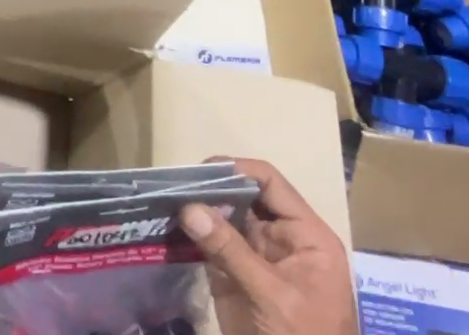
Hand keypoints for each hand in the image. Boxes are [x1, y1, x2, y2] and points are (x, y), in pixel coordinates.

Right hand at [180, 157, 357, 334]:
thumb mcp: (272, 298)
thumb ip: (231, 250)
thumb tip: (188, 206)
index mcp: (306, 236)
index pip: (270, 183)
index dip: (236, 170)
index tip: (198, 172)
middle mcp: (281, 237)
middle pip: (242, 194)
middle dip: (208, 188)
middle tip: (172, 187)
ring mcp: (257, 255)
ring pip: (222, 215)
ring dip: (195, 208)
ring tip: (162, 201)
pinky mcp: (235, 273)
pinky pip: (210, 241)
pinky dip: (190, 232)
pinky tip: (166, 226)